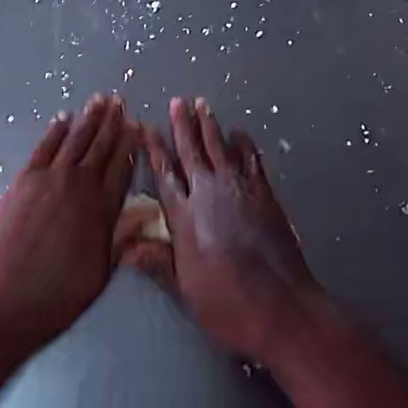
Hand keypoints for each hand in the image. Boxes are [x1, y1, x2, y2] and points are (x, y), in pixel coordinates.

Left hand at [0, 94, 138, 354]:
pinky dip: (56, 130)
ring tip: (100, 99)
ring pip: (75, 140)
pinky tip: (64, 118)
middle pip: (101, 146)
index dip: (130, 144)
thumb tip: (148, 210)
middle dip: (112, 122)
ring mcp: (50, 179)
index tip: (137, 125)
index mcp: (102, 209)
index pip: (122, 167)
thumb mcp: (101, 273)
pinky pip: (45, 147)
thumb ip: (123, 237)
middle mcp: (79, 186)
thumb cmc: (57, 296)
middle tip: (120, 100)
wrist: (2, 303)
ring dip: (89, 118)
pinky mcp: (24, 180)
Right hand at [141, 97, 323, 362]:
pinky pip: (251, 159)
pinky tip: (240, 133)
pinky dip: (244, 144)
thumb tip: (126, 247)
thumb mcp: (185, 288)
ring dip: (210, 126)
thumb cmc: (227, 304)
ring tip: (202, 104)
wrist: (280, 307)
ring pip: (220, 148)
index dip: (155, 149)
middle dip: (183, 125)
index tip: (147, 126)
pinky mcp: (264, 193)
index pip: (165, 174)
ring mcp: (240, 190)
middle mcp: (209, 194)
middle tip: (178, 101)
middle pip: (192, 151)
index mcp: (184, 216)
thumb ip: (158, 261)